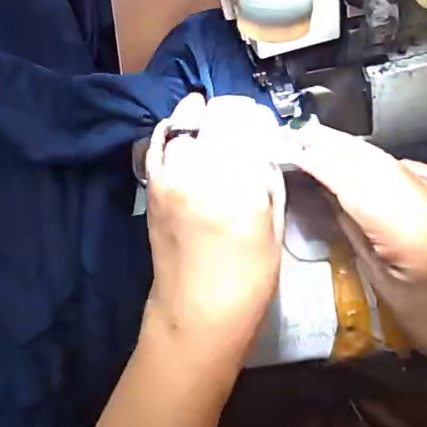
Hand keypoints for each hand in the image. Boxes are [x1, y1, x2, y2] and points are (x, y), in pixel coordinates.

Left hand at [143, 94, 284, 369]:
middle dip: (230, 114)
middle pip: (214, 120)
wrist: (194, 312)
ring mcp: (170, 178)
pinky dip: (173, 130)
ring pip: (185, 126)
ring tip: (214, 121)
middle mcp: (200, 175)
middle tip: (241, 119)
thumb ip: (267, 180)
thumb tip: (260, 147)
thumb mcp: (274, 228)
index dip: (255, 119)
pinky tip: (184, 128)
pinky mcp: (152, 186)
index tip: (262, 122)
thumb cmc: (248, 280)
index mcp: (238, 189)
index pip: (245, 128)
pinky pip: (160, 143)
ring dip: (201, 117)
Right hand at [292, 122, 426, 377]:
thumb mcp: (374, 273)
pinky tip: (365, 173)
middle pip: (378, 163)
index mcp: (421, 237)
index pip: (362, 184)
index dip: (324, 162)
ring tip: (323, 150)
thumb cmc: (424, 316)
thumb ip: (349, 223)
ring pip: (393, 160)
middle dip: (335, 148)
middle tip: (299, 137)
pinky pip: (412, 167)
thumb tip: (319, 183)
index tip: (291, 148)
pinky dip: (382, 167)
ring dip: (356, 154)